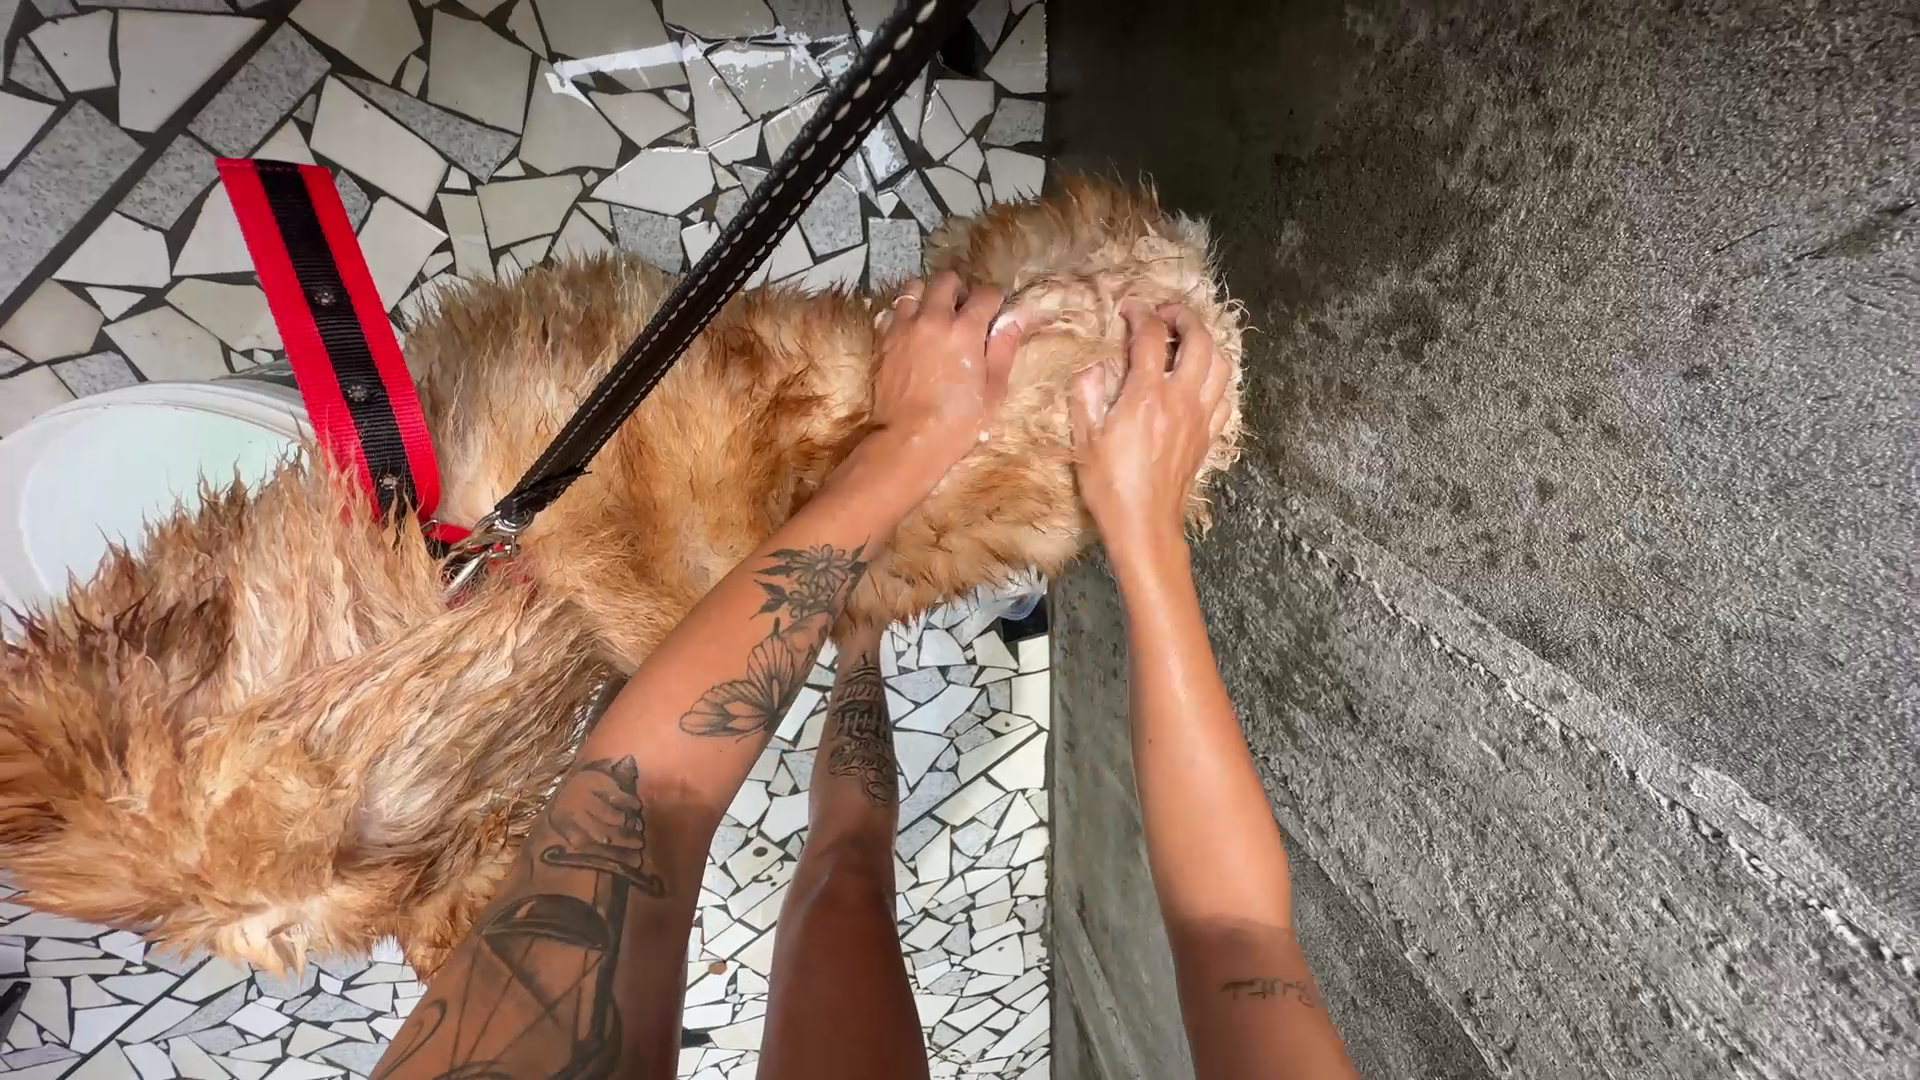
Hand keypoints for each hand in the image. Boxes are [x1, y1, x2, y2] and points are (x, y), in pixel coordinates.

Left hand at [866, 271, 1021, 489]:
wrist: (908, 440)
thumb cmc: (958, 422)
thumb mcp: (993, 390)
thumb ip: (1004, 349)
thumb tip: (1015, 317)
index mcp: (965, 330)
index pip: (986, 294)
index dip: (995, 300)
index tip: (996, 312)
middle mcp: (933, 319)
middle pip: (946, 280)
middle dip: (960, 289)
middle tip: (964, 311)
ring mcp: (904, 327)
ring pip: (914, 287)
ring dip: (928, 295)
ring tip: (936, 315)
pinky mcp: (883, 340)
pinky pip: (893, 311)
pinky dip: (905, 313)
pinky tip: (914, 331)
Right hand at [1070, 302, 1230, 564]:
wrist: (1143, 524)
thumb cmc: (1109, 486)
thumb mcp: (1084, 439)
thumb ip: (1087, 395)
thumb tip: (1094, 368)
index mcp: (1146, 395)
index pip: (1149, 336)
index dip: (1139, 313)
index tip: (1129, 308)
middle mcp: (1180, 399)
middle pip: (1199, 340)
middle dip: (1184, 316)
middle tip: (1166, 312)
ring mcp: (1200, 417)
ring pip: (1221, 364)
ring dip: (1207, 342)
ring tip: (1187, 340)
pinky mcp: (1207, 436)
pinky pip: (1225, 396)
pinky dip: (1216, 378)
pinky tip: (1199, 380)